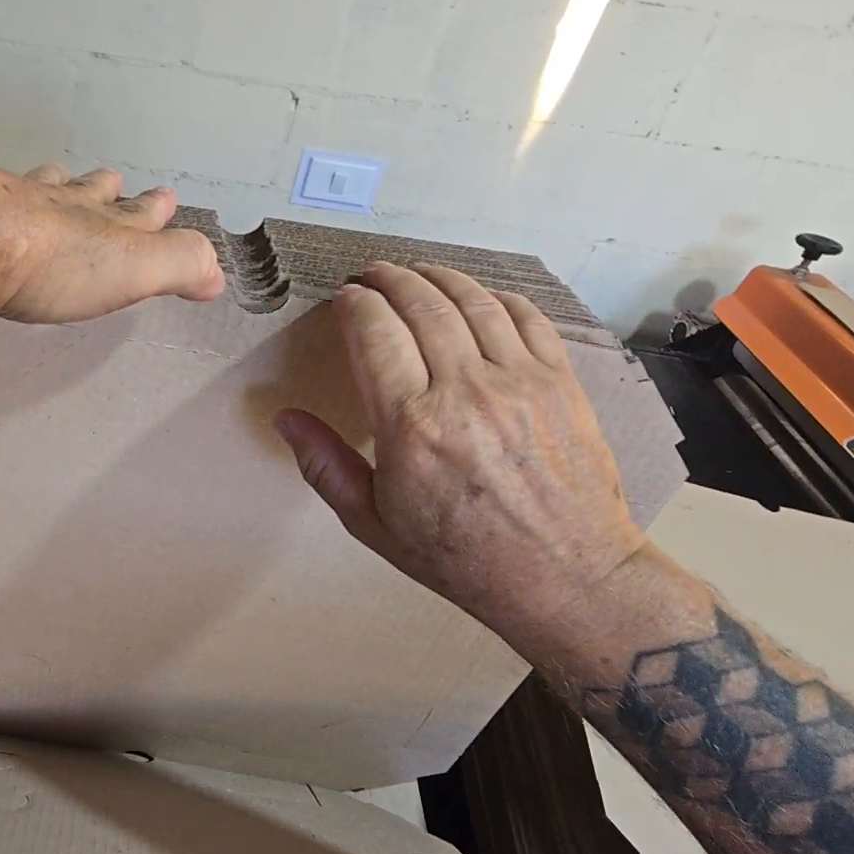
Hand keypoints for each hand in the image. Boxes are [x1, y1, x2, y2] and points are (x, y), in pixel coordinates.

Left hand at [0, 160, 225, 323]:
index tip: (168, 197)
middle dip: (105, 189)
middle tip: (114, 177)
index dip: (154, 212)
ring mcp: (3, 202)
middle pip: (85, 191)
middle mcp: (54, 204)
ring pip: (37, 185)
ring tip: (58, 174)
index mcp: (97, 222)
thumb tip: (218, 273)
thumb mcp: (131, 268)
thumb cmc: (50, 261)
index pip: (135, 215)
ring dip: (54, 182)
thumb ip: (177, 265)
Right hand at [274, 262, 644, 649]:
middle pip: (421, 303)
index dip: (354, 303)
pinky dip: (496, 296)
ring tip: (417, 274)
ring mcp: (519, 382)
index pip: (374, 331)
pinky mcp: (561, 384)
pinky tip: (477, 297)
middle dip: (389, 279)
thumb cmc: (462, 556)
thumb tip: (286, 418)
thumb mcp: (373, 523)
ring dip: (438, 277)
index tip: (344, 299)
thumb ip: (325, 465)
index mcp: (410, 424)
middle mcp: (465, 392)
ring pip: (473, 300)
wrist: (566, 579)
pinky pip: (526, 317)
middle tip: (372, 275)